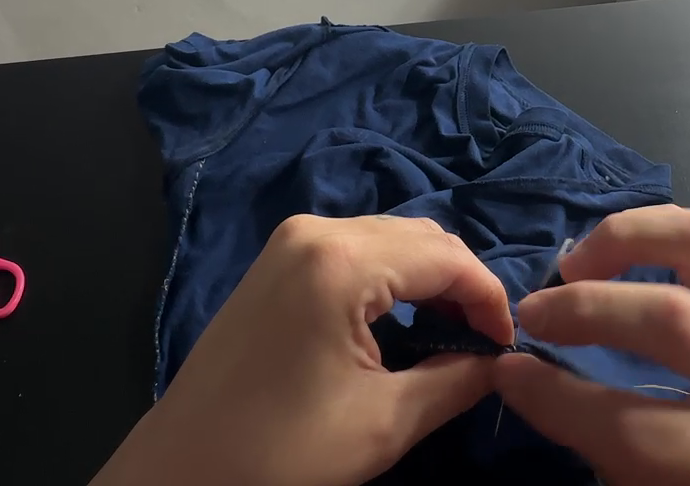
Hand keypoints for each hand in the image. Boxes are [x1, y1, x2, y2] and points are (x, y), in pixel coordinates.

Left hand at [92, 214, 513, 485]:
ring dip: (428, 276)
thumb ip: (454, 381)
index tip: (509, 344)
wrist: (180, 468)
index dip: (488, 295)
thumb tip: (500, 362)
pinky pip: (356, 246)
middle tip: (484, 340)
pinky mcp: (280, 254)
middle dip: (461, 282)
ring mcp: (293, 236)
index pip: (444, 255)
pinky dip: (391, 274)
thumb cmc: (282, 452)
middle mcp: (317, 229)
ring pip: (389, 236)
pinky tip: (403, 315)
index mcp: (341, 260)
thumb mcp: (382, 422)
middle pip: (418, 236)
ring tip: (452, 330)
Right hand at [494, 205, 689, 485]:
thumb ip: (610, 451)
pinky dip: (648, 224)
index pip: (634, 430)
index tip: (508, 373)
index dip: (557, 400)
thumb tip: (532, 385)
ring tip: (570, 265)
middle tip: (530, 314)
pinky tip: (607, 245)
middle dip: (584, 311)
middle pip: (671, 324)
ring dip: (618, 246)